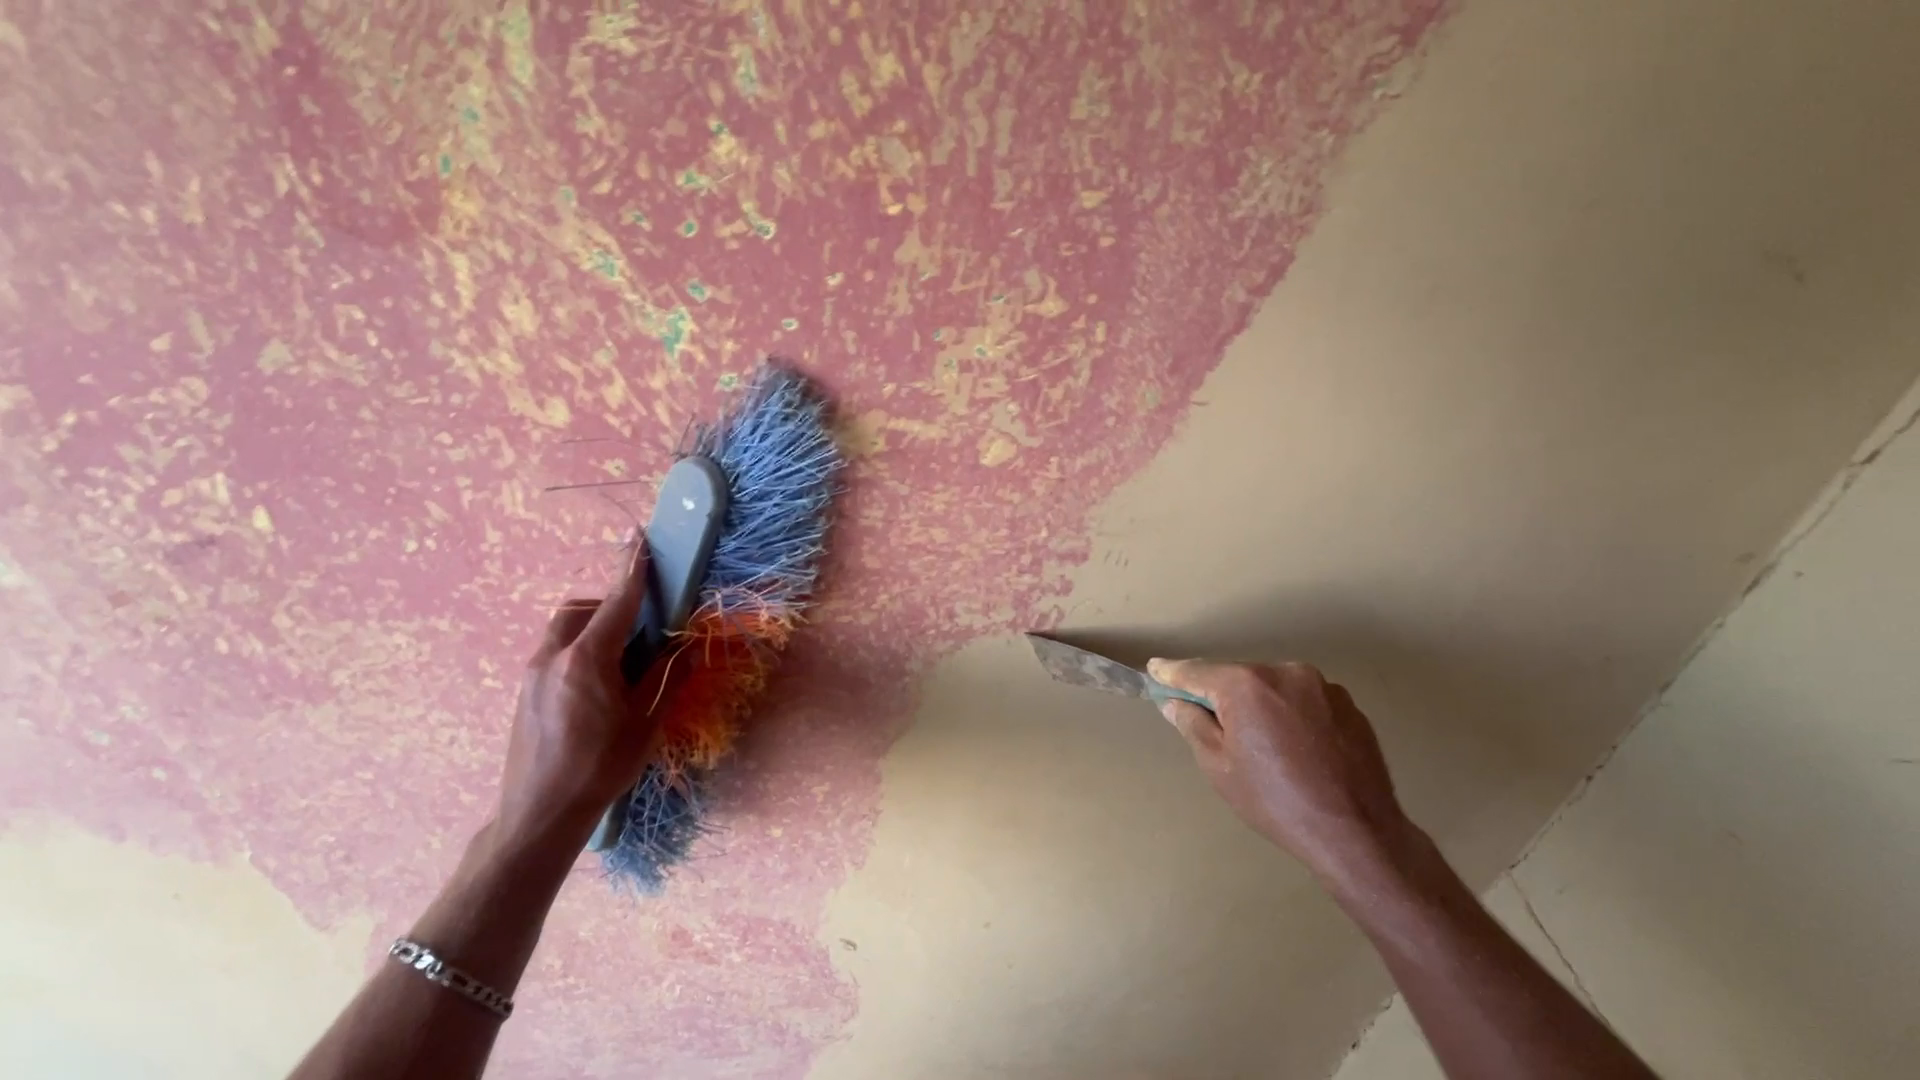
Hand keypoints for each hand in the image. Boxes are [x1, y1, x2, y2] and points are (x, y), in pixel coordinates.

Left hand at [493, 534, 662, 850]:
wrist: (540, 814)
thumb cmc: (601, 767)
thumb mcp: (645, 722)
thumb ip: (666, 676)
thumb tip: (686, 645)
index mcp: (588, 659)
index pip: (617, 601)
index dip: (632, 568)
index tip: (638, 537)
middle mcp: (553, 656)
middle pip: (581, 609)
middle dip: (611, 605)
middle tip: (642, 631)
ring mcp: (532, 673)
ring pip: (563, 629)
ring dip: (592, 627)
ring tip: (620, 661)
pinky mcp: (524, 691)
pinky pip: (554, 652)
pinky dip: (578, 650)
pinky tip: (597, 687)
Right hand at [1148, 658, 1417, 882]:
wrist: (1357, 833)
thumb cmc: (1276, 802)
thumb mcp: (1219, 767)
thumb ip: (1193, 725)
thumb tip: (1176, 703)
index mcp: (1247, 685)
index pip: (1196, 671)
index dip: (1171, 674)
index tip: (1155, 671)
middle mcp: (1286, 672)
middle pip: (1238, 678)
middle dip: (1221, 696)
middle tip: (1213, 727)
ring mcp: (1323, 686)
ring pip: (1274, 688)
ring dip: (1259, 705)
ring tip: (1263, 748)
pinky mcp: (1349, 705)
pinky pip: (1304, 701)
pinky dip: (1290, 715)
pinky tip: (1295, 751)